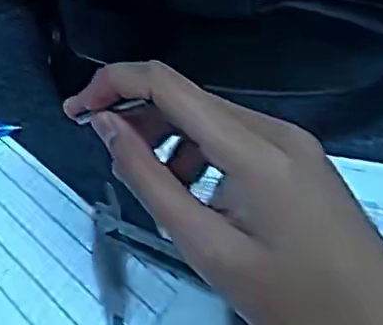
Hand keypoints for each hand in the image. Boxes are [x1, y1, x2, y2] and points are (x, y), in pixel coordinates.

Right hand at [64, 62, 382, 324]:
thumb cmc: (303, 307)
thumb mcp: (209, 250)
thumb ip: (147, 178)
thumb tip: (105, 124)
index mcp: (254, 149)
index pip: (162, 81)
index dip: (110, 83)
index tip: (79, 110)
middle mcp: (274, 130)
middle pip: (181, 95)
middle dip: (134, 114)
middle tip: (107, 150)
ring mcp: (292, 142)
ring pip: (204, 113)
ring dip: (164, 135)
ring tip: (150, 179)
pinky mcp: (299, 157)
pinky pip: (231, 134)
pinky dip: (197, 149)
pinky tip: (193, 189)